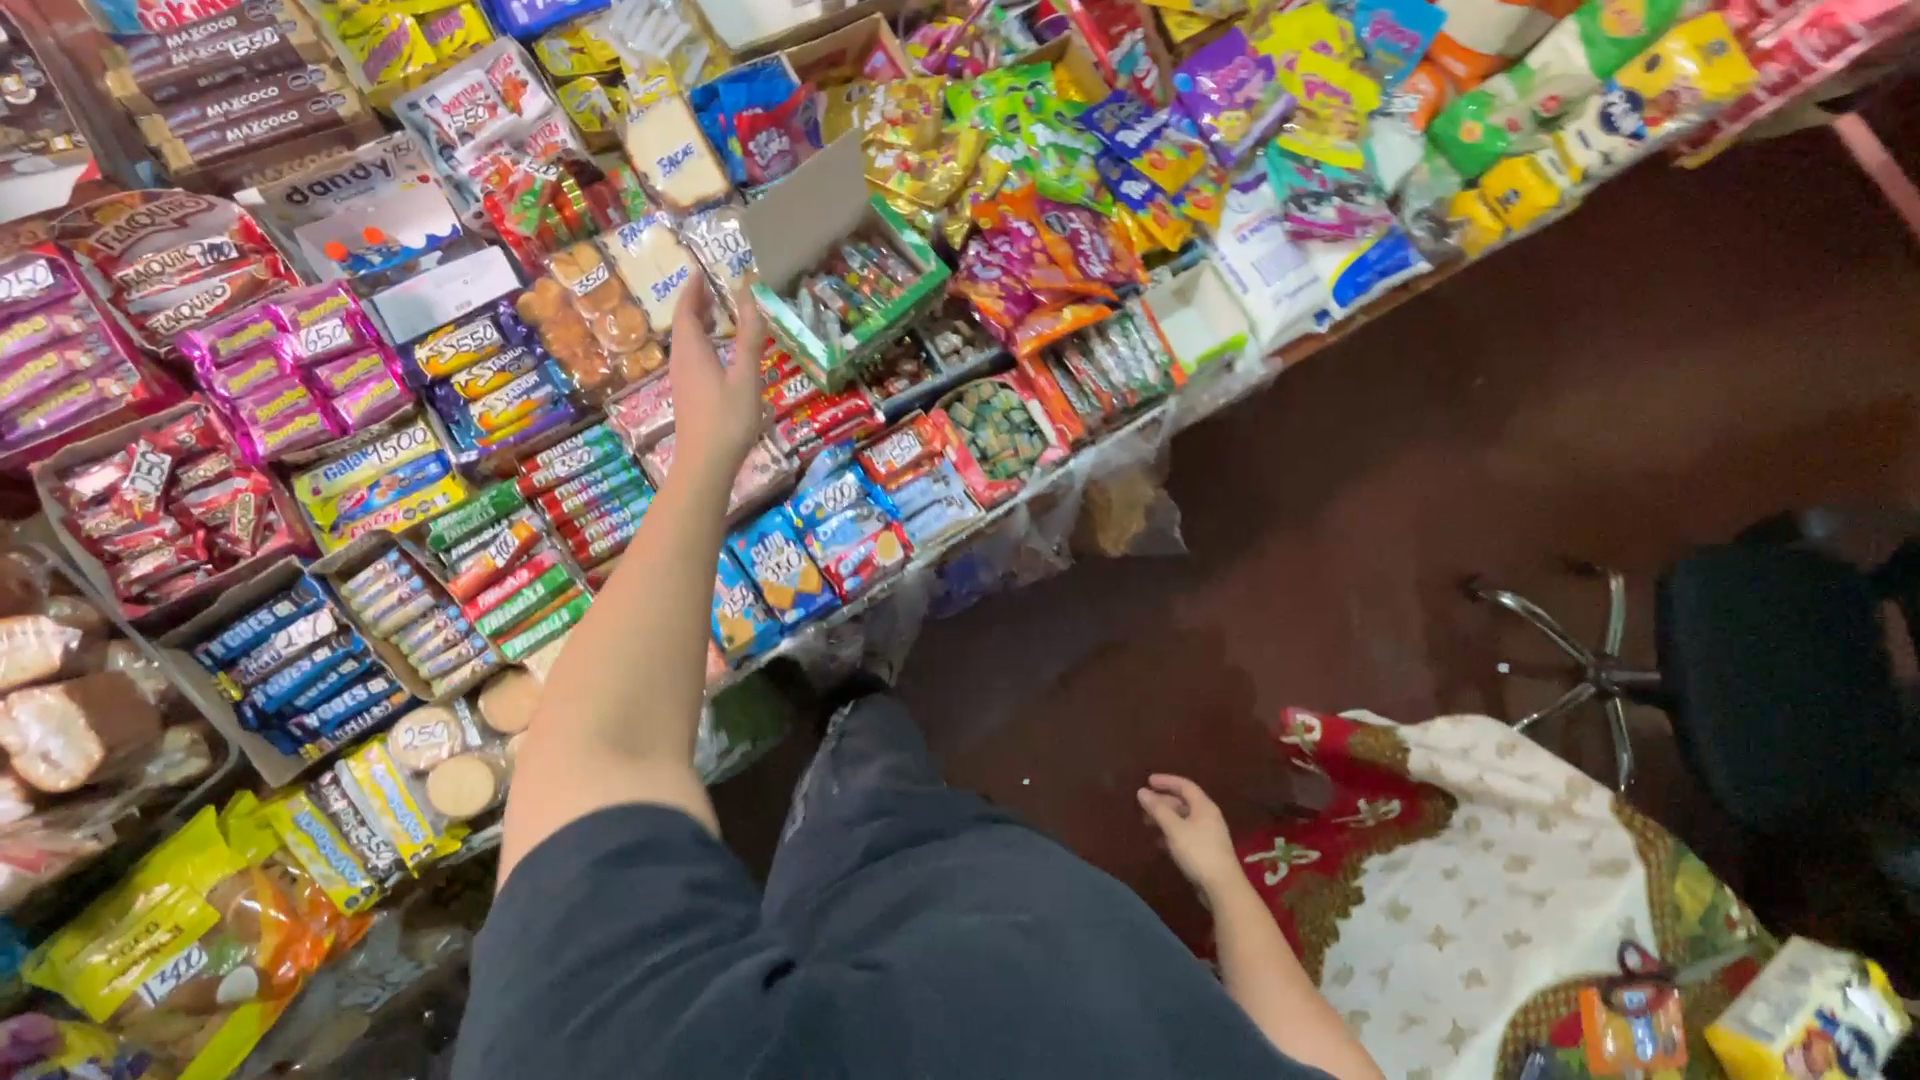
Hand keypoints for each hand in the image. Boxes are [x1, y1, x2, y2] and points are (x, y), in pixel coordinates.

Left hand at [668, 280, 766, 490]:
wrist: (705, 465)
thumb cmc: (728, 420)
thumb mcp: (746, 377)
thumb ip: (749, 336)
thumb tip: (749, 294)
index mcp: (692, 352)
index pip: (687, 311)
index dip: (693, 289)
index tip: (701, 271)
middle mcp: (681, 362)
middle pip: (683, 325)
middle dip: (696, 305)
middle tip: (712, 290)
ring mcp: (682, 381)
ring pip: (686, 344)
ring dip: (699, 326)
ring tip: (717, 317)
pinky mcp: (688, 397)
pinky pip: (691, 359)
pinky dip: (702, 345)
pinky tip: (718, 355)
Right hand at [1138, 774, 1244, 903]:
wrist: (1222, 887)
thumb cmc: (1198, 852)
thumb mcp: (1174, 828)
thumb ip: (1158, 809)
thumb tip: (1142, 791)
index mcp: (1204, 806)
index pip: (1185, 786)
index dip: (1166, 781)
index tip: (1148, 781)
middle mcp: (1208, 817)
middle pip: (1184, 802)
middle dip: (1163, 801)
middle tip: (1144, 805)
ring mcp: (1208, 834)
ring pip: (1183, 819)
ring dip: (1165, 818)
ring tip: (1147, 823)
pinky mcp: (1206, 850)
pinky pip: (1185, 834)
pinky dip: (1171, 833)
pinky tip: (1159, 842)